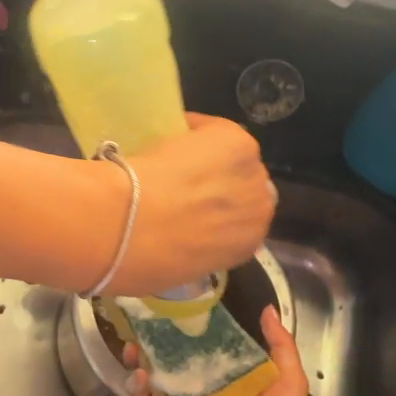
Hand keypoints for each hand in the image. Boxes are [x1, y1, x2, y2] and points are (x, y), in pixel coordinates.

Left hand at [104, 113, 274, 296]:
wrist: (135, 226)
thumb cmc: (148, 259)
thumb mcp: (177, 267)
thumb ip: (191, 249)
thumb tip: (177, 242)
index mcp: (247, 245)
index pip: (240, 221)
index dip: (216, 208)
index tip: (192, 204)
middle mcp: (260, 209)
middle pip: (243, 185)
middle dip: (218, 183)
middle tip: (184, 180)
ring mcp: (251, 172)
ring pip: (231, 156)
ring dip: (208, 156)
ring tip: (174, 158)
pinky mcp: (238, 142)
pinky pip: (215, 129)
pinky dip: (193, 128)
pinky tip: (168, 137)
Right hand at [128, 305, 307, 395]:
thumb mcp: (289, 379)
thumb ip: (281, 344)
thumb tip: (268, 308)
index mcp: (229, 374)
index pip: (204, 343)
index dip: (188, 326)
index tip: (175, 305)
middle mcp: (203, 387)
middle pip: (172, 358)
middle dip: (155, 342)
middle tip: (142, 325)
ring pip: (154, 379)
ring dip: (140, 362)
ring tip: (132, 347)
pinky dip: (138, 391)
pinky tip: (138, 375)